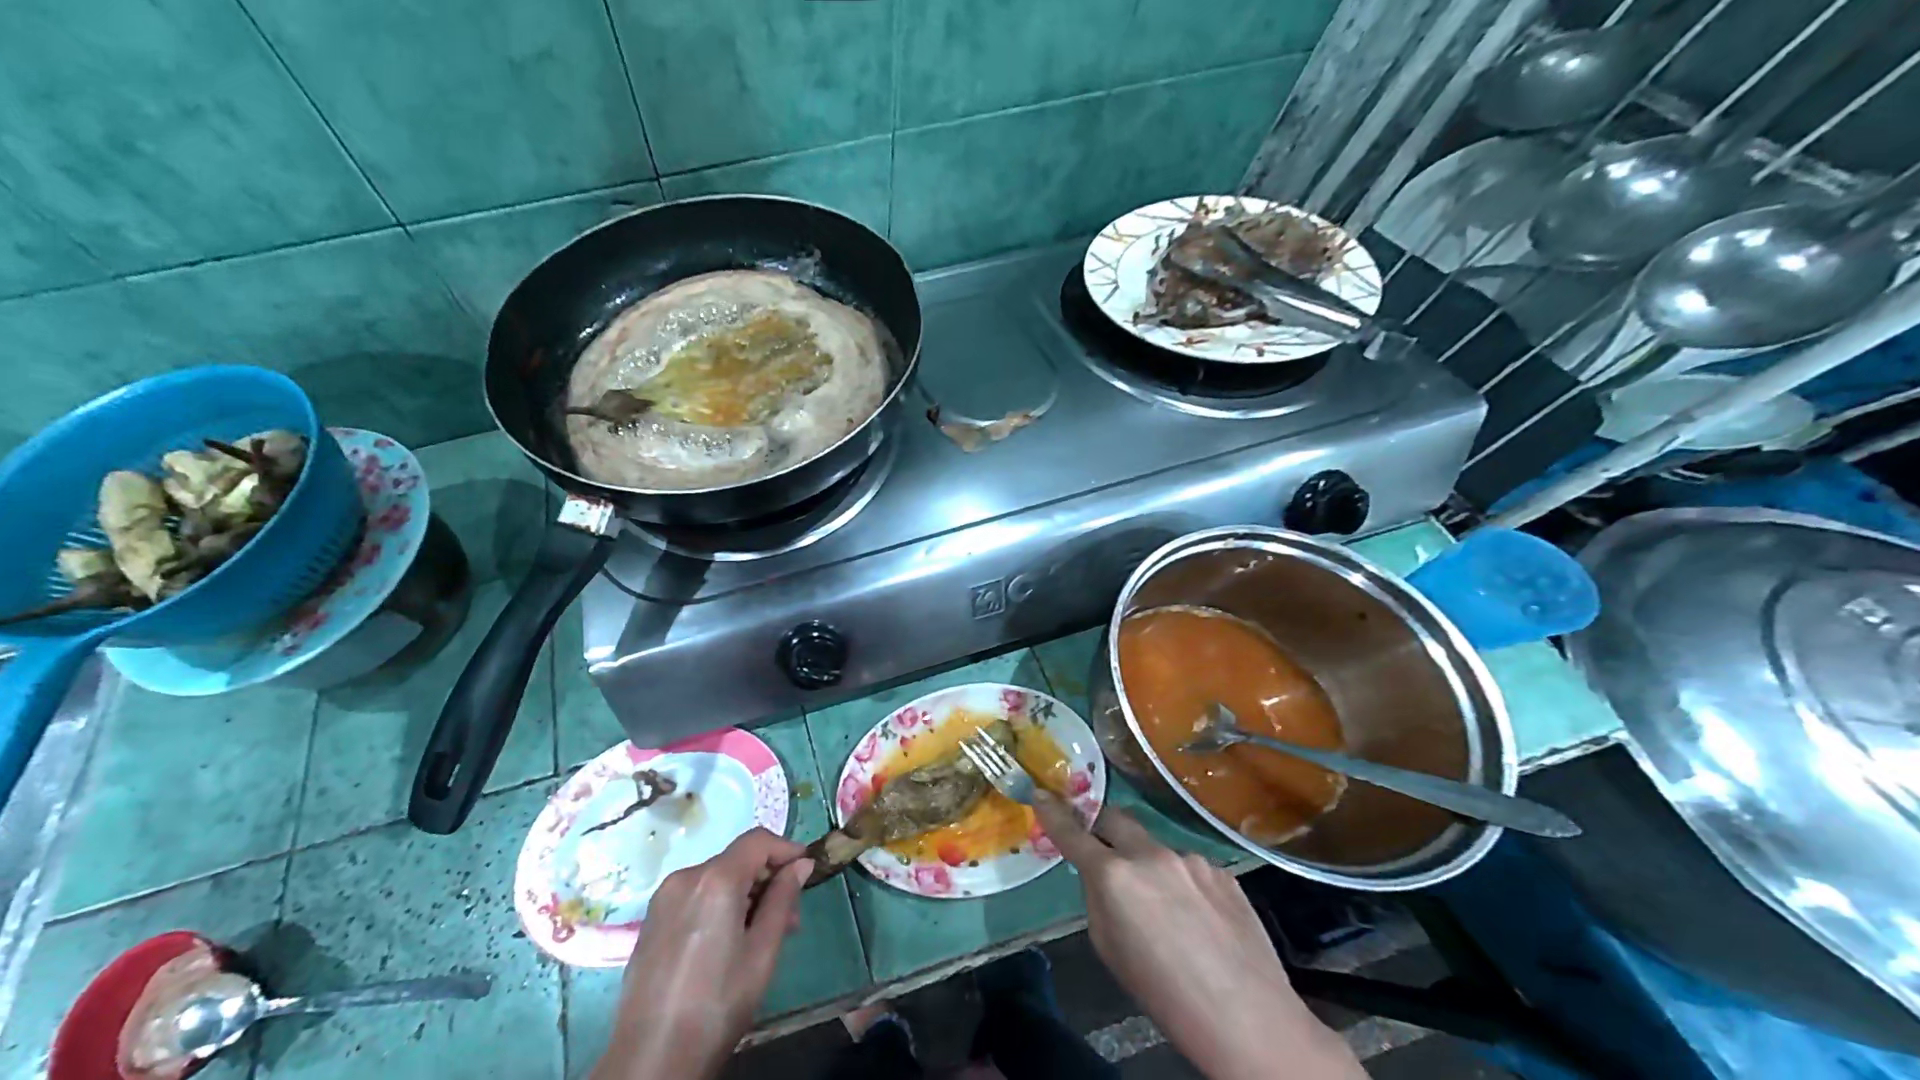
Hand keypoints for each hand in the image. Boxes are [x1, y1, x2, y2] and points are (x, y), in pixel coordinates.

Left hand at [589, 828, 812, 1079]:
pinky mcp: (651, 920)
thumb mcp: (763, 951)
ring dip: (745, 895)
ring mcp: (663, 898)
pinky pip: (696, 897)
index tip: (807, 872)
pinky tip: (728, 943)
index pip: (758, 840)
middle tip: (790, 919)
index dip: (787, 849)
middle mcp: (685, 877)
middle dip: (768, 879)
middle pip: (737, 860)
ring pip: (717, 879)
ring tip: (761, 936)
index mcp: (715, 879)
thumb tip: (800, 865)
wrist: (651, 1057)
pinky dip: (719, 906)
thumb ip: (783, 899)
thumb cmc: (718, 1003)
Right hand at [1033, 794, 1363, 1079]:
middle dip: (1102, 827)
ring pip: (1156, 849)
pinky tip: (1199, 921)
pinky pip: (1190, 869)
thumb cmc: (1164, 994)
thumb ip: (1098, 900)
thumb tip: (1101, 878)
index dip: (1053, 813)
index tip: (1041, 795)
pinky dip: (1183, 885)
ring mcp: (1191, 858)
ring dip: (1150, 867)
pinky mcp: (1223, 871)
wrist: (1247, 1018)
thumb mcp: (1109, 950)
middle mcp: (1151, 854)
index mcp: (1114, 875)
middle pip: (1116, 819)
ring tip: (1168, 914)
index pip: (1073, 833)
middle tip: (1102, 848)